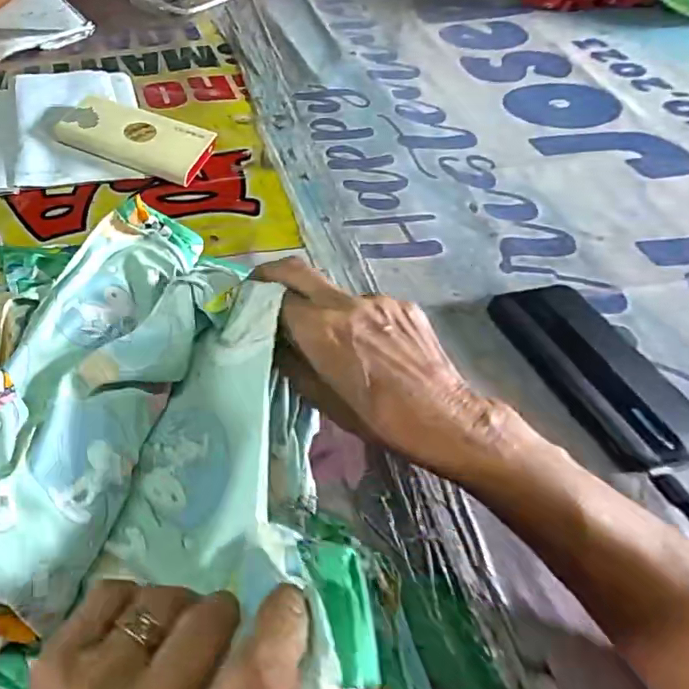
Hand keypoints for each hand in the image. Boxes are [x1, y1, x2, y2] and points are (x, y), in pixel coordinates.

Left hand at [0, 581, 307, 688]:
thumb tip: (268, 669)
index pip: (253, 688)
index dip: (279, 634)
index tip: (289, 601)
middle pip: (203, 627)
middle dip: (223, 614)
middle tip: (223, 622)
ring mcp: (93, 684)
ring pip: (156, 602)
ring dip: (179, 604)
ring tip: (178, 621)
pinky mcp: (55, 659)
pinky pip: (108, 595)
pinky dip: (132, 597)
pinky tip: (135, 617)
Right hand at [251, 257, 518, 480]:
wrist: (444, 418)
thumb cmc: (374, 416)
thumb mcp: (318, 395)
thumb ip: (290, 360)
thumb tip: (273, 342)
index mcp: (320, 327)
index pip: (274, 296)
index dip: (254, 298)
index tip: (244, 304)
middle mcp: (345, 304)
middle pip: (296, 270)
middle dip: (271, 274)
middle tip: (259, 287)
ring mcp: (377, 300)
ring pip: (333, 291)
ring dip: (320, 305)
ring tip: (330, 337)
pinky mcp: (403, 305)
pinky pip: (365, 304)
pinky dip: (354, 317)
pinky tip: (368, 345)